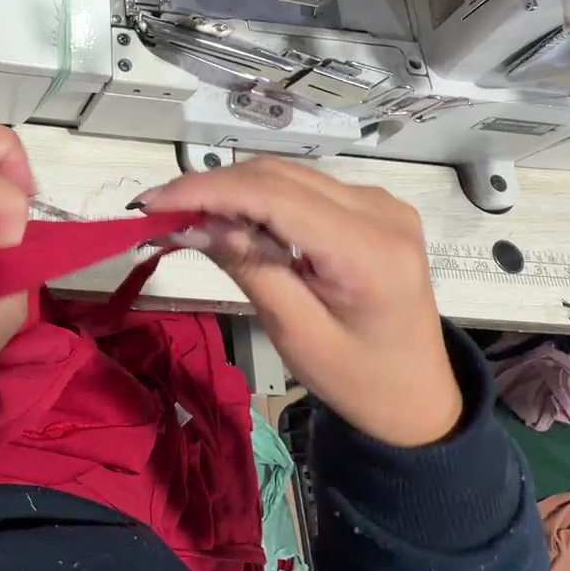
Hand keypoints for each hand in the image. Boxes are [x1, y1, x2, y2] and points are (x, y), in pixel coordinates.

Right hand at [139, 157, 461, 447]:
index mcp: (368, 250)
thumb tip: (192, 221)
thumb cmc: (356, 378)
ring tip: (186, 217)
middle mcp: (379, 210)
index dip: (207, 190)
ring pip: (284, 174)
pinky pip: (299, 186)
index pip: (274, 196)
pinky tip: (231, 221)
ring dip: (230, 190)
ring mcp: (378, 202)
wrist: (418, 397)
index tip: (151, 203)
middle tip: (158, 214)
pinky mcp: (368, 205)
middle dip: (211, 188)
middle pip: (276, 175)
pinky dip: (256, 198)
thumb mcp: (294, 331)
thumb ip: (247, 266)